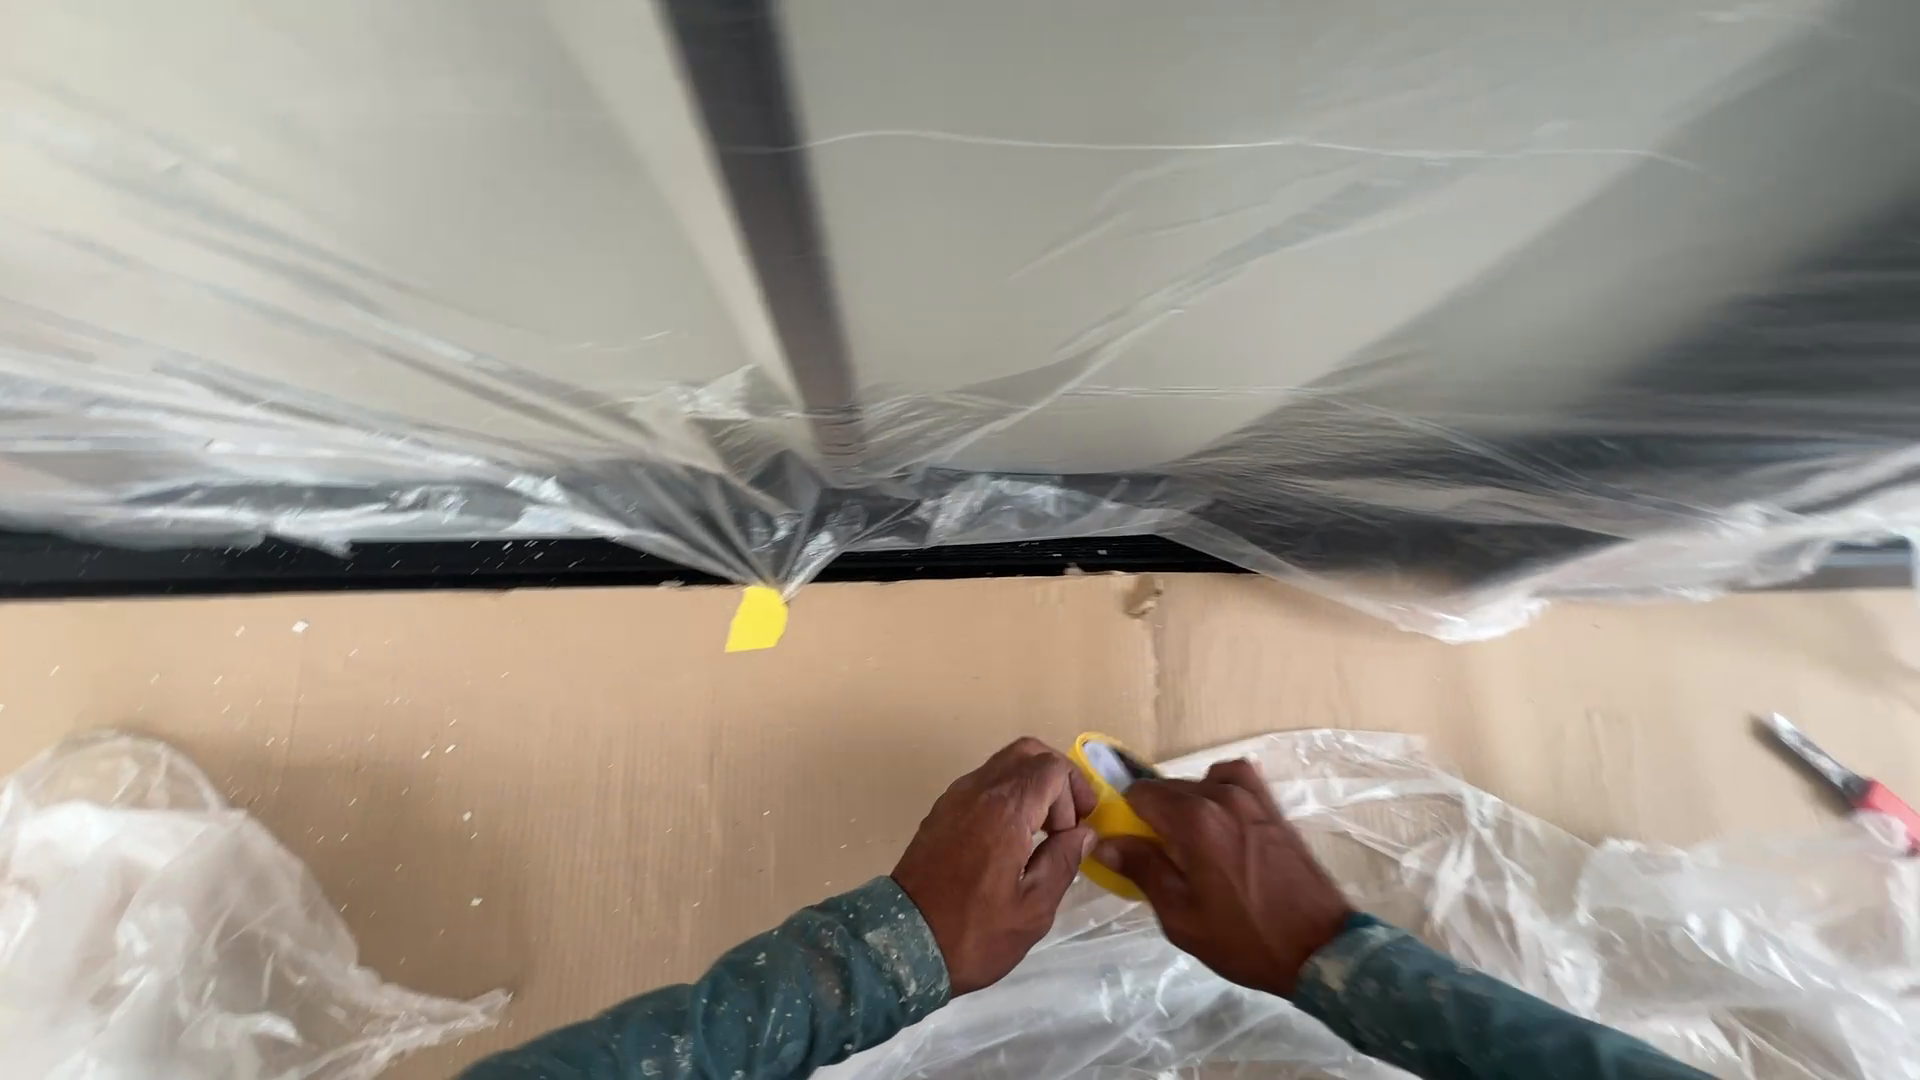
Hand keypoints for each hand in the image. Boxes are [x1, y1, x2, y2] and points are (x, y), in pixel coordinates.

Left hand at [892, 737, 1096, 994]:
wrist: (903, 943)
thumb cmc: (974, 933)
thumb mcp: (1033, 909)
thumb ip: (1063, 862)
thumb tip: (1083, 833)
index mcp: (1005, 809)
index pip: (1051, 767)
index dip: (1074, 792)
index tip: (1075, 831)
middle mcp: (979, 789)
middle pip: (1028, 752)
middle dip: (1056, 777)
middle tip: (1067, 819)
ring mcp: (956, 795)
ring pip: (1004, 763)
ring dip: (1031, 784)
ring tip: (1043, 830)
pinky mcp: (942, 808)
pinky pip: (984, 781)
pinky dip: (1008, 793)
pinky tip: (1013, 835)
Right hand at [1094, 758, 1352, 997]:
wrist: (1322, 950)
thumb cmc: (1246, 940)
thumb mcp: (1181, 917)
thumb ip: (1141, 870)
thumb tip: (1105, 842)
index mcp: (1193, 821)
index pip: (1139, 794)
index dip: (1127, 817)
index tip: (1132, 846)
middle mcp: (1219, 795)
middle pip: (1166, 788)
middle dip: (1154, 816)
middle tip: (1163, 858)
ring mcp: (1250, 796)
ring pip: (1196, 783)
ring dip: (1184, 806)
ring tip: (1192, 845)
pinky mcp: (1271, 805)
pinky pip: (1233, 776)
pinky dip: (1217, 786)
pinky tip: (1218, 815)